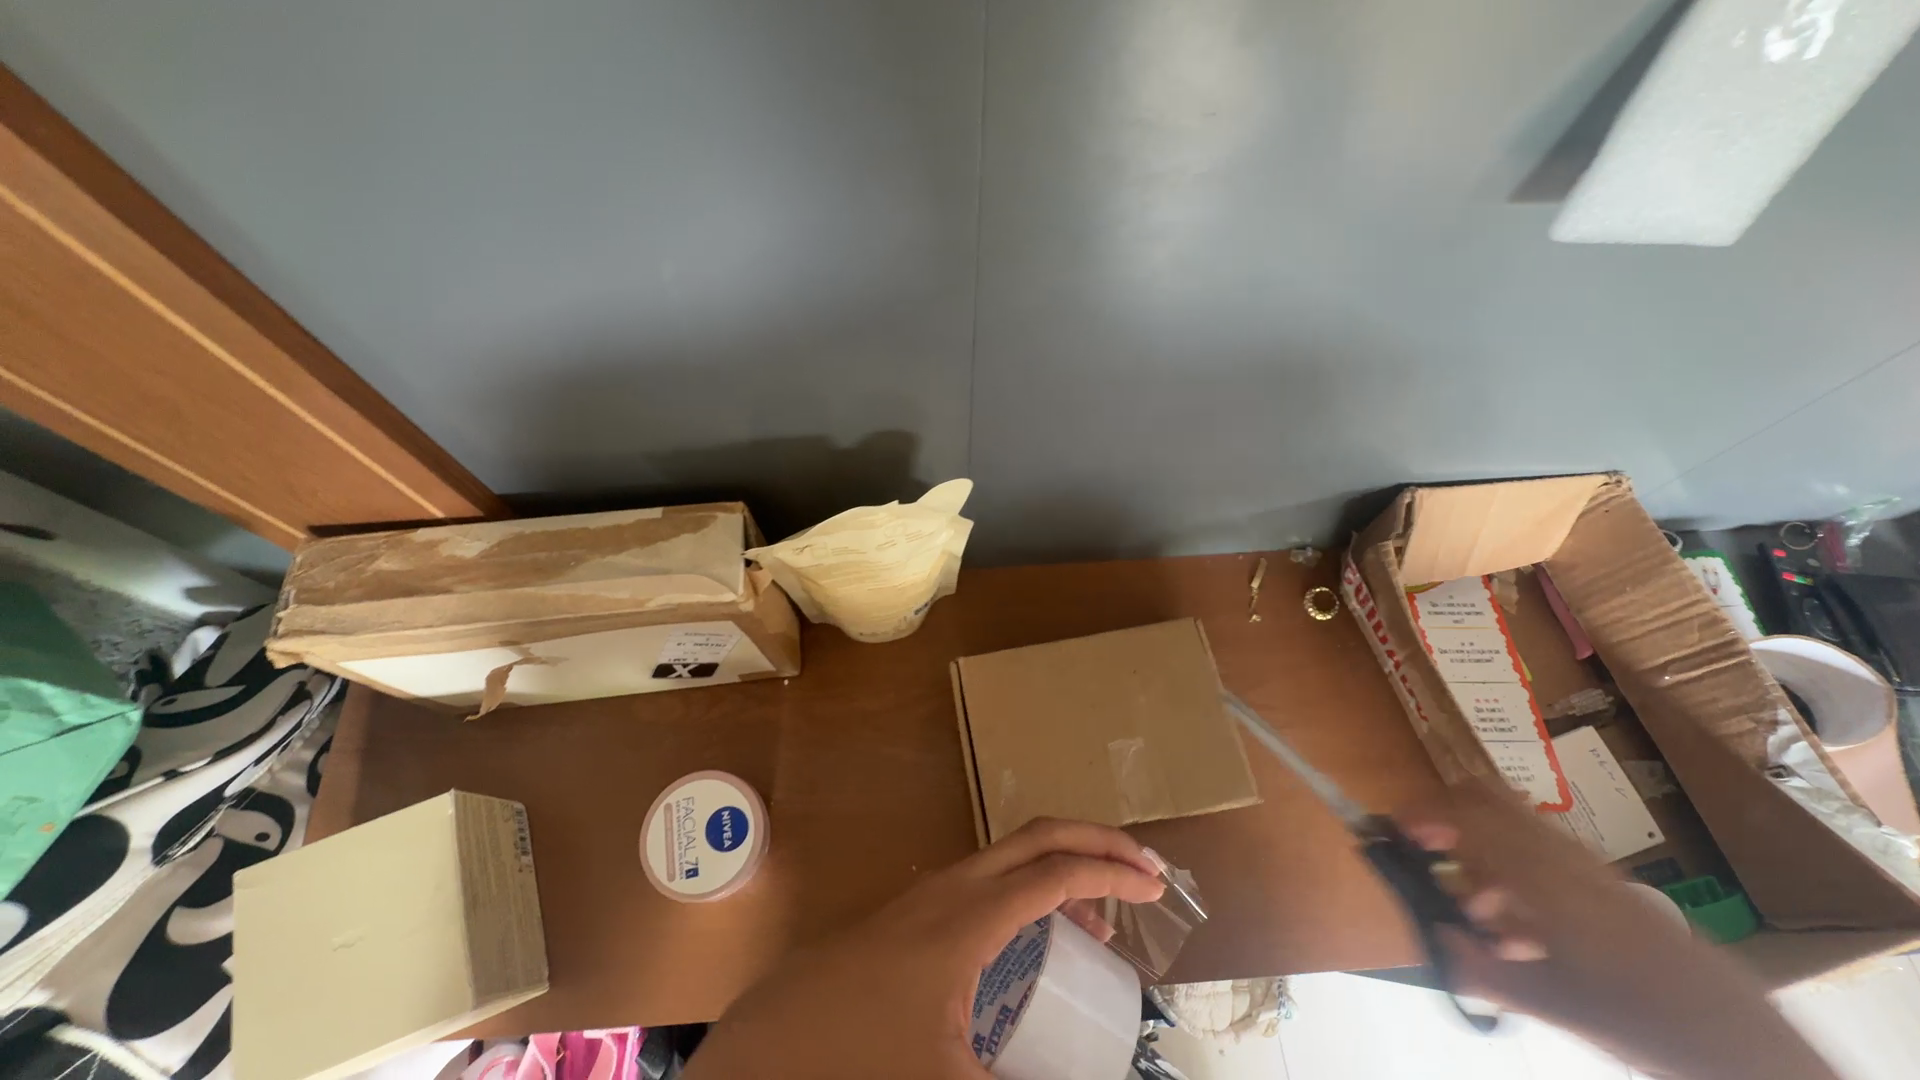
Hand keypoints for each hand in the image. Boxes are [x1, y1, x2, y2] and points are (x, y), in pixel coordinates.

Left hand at [681, 818, 1164, 1079]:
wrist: (771, 1046)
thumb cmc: (861, 1056)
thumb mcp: (951, 1079)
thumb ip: (1024, 1079)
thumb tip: (1090, 1076)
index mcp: (968, 917)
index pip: (1056, 872)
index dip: (1113, 873)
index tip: (1157, 889)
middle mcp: (952, 888)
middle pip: (1037, 836)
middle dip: (1097, 843)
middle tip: (1147, 872)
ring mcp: (929, 893)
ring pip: (1011, 854)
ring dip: (1062, 866)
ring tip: (1104, 913)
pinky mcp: (913, 910)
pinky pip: (988, 877)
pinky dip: (1029, 887)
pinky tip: (1038, 933)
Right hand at [1397, 781, 1839, 1079]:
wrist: (1737, 1037)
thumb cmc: (1636, 1019)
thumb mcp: (1549, 1004)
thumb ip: (1479, 966)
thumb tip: (1429, 937)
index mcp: (1542, 878)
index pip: (1468, 818)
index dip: (1424, 814)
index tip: (1395, 829)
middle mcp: (1561, 856)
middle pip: (1488, 797)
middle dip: (1442, 811)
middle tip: (1421, 846)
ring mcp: (1585, 863)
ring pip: (1511, 820)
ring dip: (1475, 842)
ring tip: (1470, 902)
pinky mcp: (1603, 879)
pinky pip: (1538, 848)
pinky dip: (1506, 865)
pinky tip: (1513, 924)